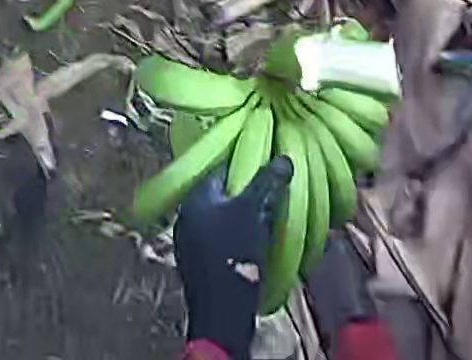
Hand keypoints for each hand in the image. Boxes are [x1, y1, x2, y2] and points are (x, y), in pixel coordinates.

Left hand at [173, 156, 292, 357]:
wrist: (221, 314)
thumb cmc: (234, 252)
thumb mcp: (253, 211)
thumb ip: (267, 182)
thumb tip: (284, 159)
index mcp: (195, 197)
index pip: (221, 170)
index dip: (245, 166)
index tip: (266, 168)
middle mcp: (187, 215)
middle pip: (222, 195)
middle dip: (246, 194)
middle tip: (270, 196)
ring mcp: (190, 242)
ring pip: (221, 218)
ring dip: (242, 218)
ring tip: (267, 221)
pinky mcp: (198, 264)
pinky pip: (220, 240)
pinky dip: (236, 238)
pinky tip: (254, 245)